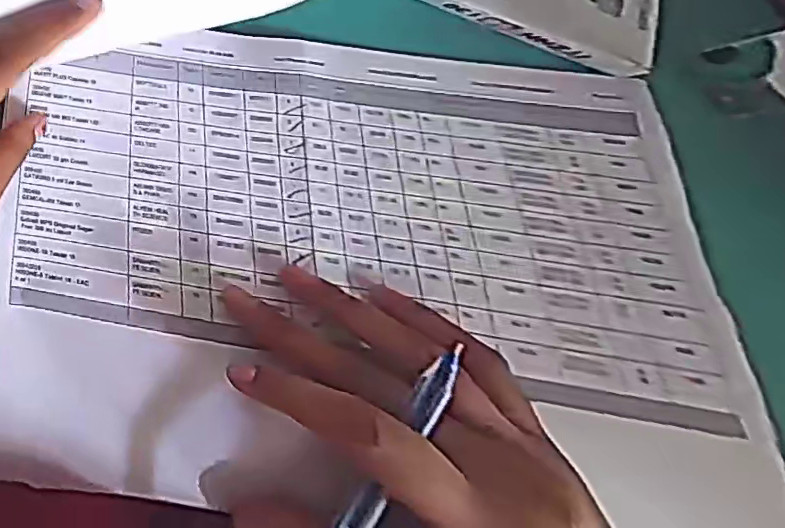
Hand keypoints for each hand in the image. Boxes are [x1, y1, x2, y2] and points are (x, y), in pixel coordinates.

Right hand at [220, 268, 609, 527]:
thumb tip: (253, 511)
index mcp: (479, 515)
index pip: (369, 432)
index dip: (299, 397)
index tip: (247, 374)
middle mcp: (506, 470)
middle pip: (383, 380)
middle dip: (302, 337)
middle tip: (251, 304)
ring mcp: (525, 447)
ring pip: (425, 354)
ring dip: (353, 311)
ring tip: (304, 280)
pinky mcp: (537, 438)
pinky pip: (478, 362)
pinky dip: (425, 323)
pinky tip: (386, 296)